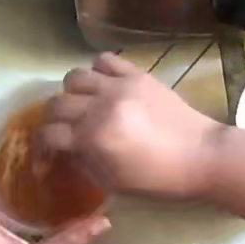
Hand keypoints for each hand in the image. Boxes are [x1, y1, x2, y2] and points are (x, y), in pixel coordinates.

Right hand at [37, 53, 228, 198]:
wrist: (202, 156)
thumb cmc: (159, 179)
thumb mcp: (114, 183)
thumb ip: (84, 163)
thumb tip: (66, 151)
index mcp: (94, 139)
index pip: (50, 135)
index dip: (42, 149)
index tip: (47, 157)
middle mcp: (101, 107)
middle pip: (56, 104)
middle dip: (52, 121)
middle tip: (62, 131)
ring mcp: (120, 86)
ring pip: (74, 77)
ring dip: (71, 93)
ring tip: (83, 105)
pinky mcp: (138, 75)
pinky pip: (105, 60)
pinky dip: (97, 71)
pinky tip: (103, 87)